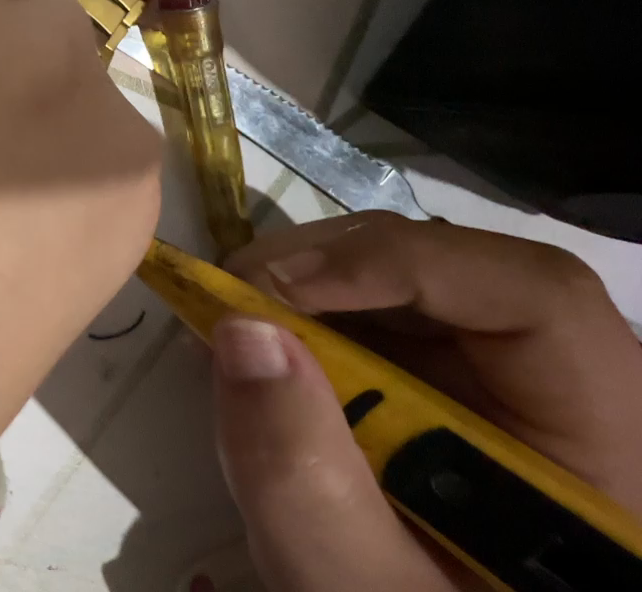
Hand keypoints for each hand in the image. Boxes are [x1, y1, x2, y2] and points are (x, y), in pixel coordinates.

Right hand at [209, 214, 641, 589]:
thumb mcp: (364, 585)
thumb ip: (307, 479)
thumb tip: (241, 330)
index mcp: (598, 449)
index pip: (531, 296)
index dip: (395, 264)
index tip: (269, 289)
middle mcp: (566, 398)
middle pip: (455, 274)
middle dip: (324, 267)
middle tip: (225, 300)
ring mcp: (501, 392)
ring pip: (405, 287)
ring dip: (301, 289)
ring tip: (226, 327)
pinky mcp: (443, 393)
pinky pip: (375, 320)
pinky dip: (299, 317)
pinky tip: (252, 352)